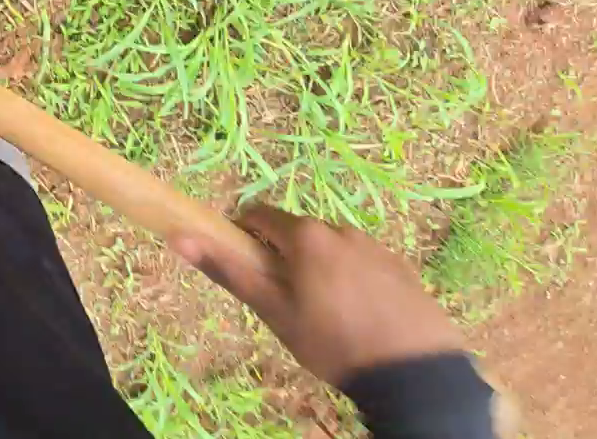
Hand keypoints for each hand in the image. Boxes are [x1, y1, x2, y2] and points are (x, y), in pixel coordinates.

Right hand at [173, 204, 464, 386]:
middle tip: (289, 298)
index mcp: (304, 234)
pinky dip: (354, 277)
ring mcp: (375, 246)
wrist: (419, 381)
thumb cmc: (334, 343)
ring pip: (331, 247)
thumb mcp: (274, 311)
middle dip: (285, 256)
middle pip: (295, 232)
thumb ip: (227, 270)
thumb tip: (177, 237)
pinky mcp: (404, 268)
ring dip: (320, 266)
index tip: (250, 269)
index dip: (245, 237)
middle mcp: (339, 228)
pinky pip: (364, 261)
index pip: (257, 215)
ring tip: (329, 312)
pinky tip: (362, 315)